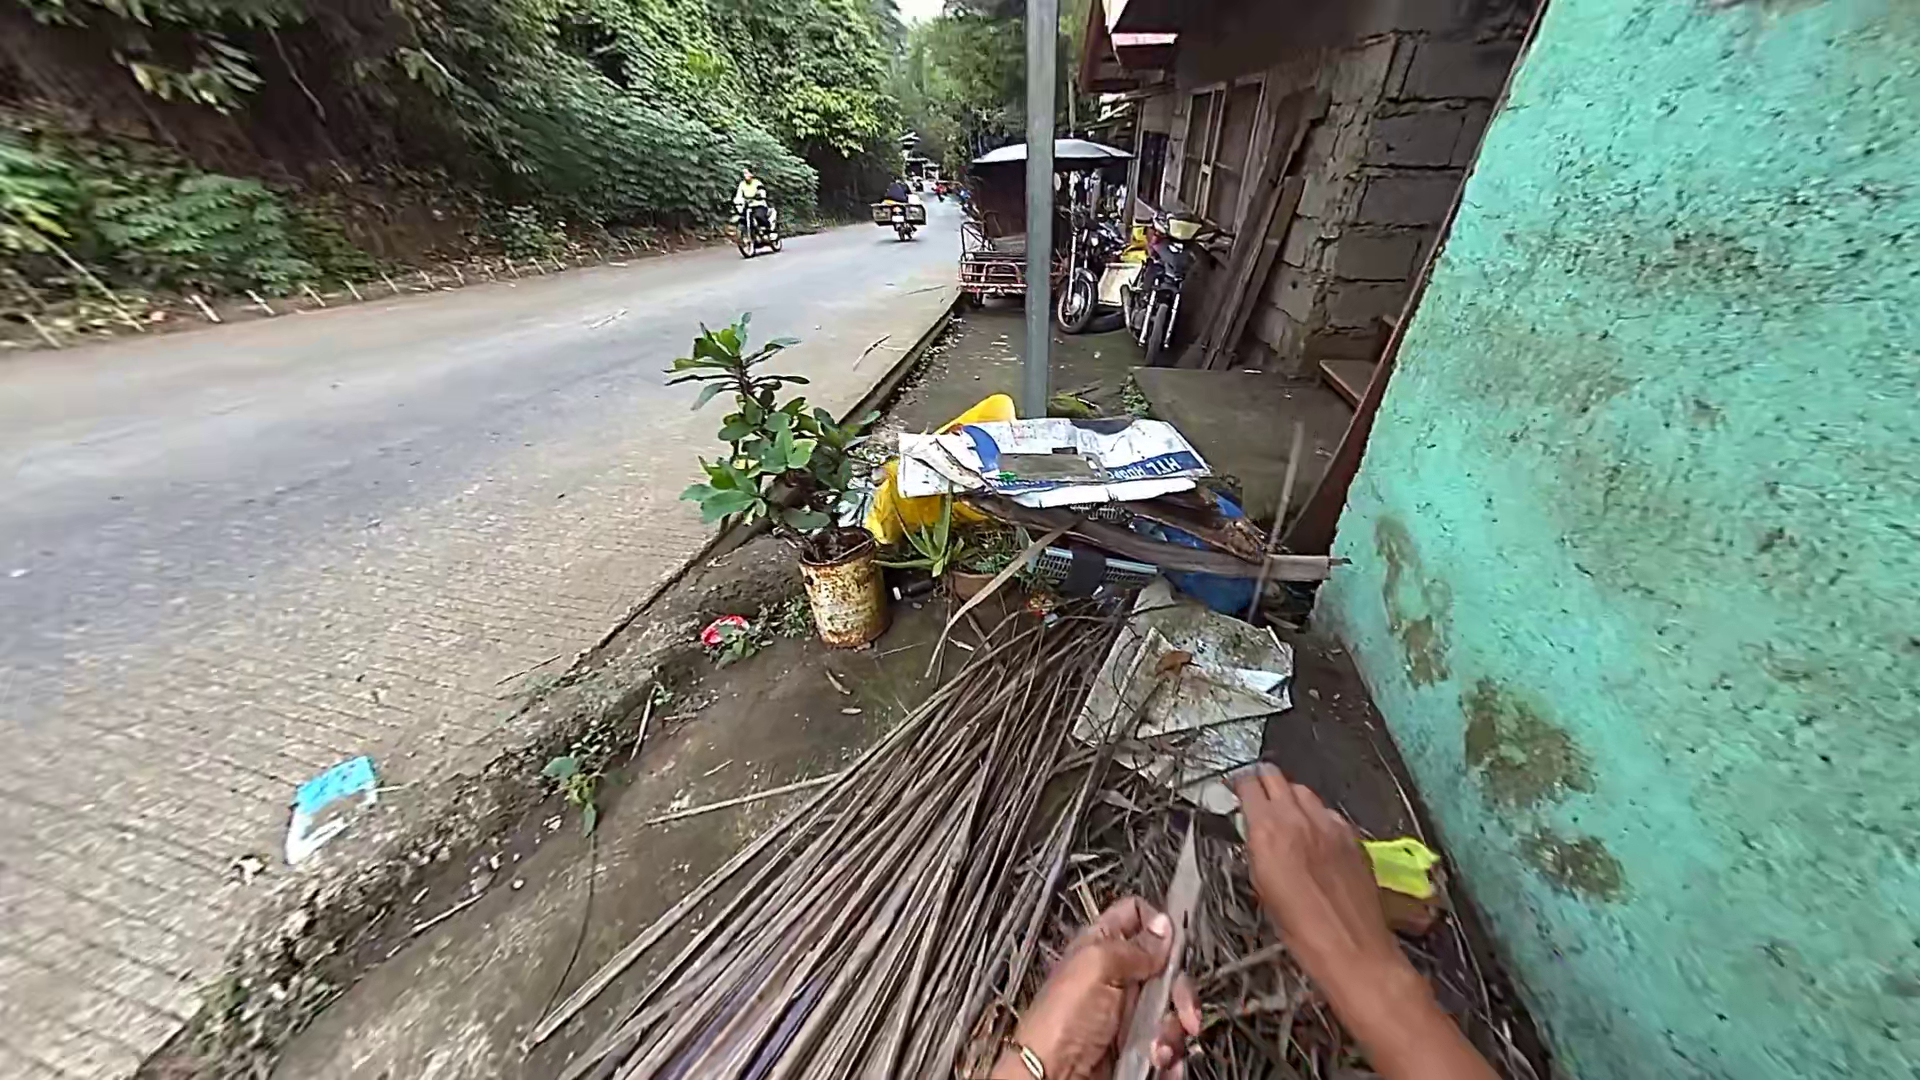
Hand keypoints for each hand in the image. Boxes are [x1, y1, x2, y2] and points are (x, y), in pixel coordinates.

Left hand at [993, 897, 1202, 1079]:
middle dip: (1180, 992)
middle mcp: (1119, 975)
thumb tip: (1163, 924)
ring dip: (1172, 1031)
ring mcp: (1129, 1014)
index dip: (1159, 927)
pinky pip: (1170, 1048)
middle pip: (1165, 969)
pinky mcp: (1137, 1049)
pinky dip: (1171, 1059)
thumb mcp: (1097, 967)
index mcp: (1104, 944)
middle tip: (1184, 1011)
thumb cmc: (1061, 1018)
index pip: (1138, 917)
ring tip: (1156, 1049)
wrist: (1053, 1077)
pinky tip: (1159, 1065)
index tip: (1176, 947)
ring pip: (1171, 1011)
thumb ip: (1133, 946)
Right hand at [1232, 764, 1410, 1014]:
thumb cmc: (1298, 926)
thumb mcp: (1259, 880)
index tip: (1235, 789)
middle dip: (1261, 780)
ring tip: (1286, 814)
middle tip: (1257, 794)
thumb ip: (1254, 842)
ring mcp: (1327, 824)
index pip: (1247, 783)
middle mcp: (1297, 818)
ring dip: (1289, 796)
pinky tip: (1314, 834)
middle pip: (1274, 775)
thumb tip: (1253, 828)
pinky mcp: (1351, 836)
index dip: (1237, 783)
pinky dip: (1316, 815)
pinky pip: (1327, 811)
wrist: (1351, 949)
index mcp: (1267, 828)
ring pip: (1302, 790)